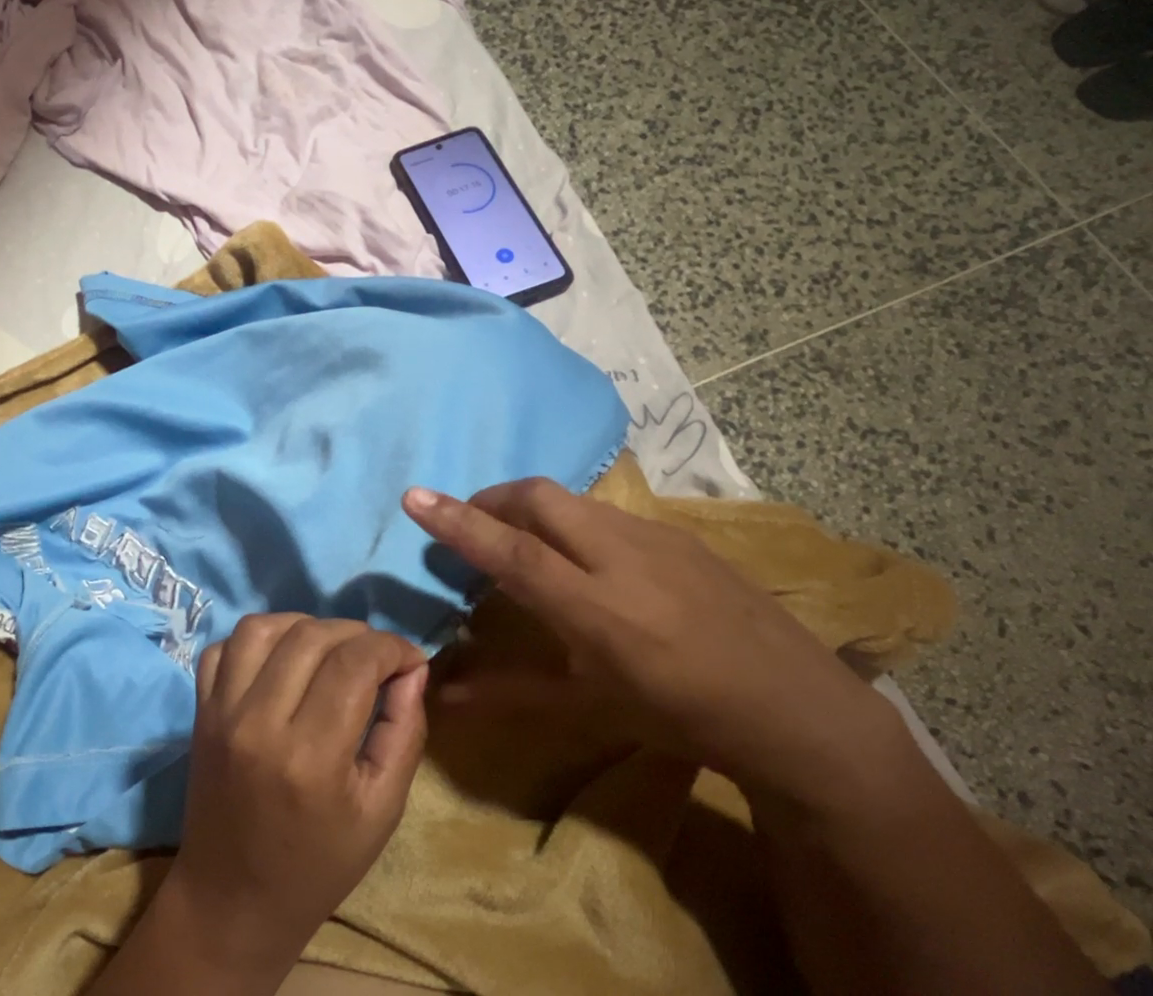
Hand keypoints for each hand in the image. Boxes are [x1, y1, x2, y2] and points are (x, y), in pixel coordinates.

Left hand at [166, 614, 428, 975]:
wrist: (233, 898)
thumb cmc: (319, 864)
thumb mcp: (381, 810)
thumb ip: (403, 733)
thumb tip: (413, 670)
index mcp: (311, 757)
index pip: (354, 663)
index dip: (392, 648)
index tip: (411, 661)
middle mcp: (259, 723)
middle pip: (310, 637)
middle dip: (357, 634)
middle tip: (378, 658)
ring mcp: (220, 713)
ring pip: (261, 628)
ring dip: (304, 625)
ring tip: (332, 648)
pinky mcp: (199, 712)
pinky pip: (221, 649)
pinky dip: (255, 640)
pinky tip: (282, 660)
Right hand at [401, 480, 908, 810]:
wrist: (797, 711)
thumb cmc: (682, 717)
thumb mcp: (589, 707)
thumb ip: (509, 690)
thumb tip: (441, 692)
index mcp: (595, 608)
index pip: (511, 550)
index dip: (457, 522)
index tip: (414, 495)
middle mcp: (623, 558)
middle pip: (540, 498)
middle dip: (490, 498)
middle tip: (467, 522)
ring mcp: (659, 540)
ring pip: (575, 501)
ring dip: (532, 508)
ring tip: (521, 541)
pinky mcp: (685, 537)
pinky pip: (609, 513)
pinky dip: (573, 521)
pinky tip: (584, 557)